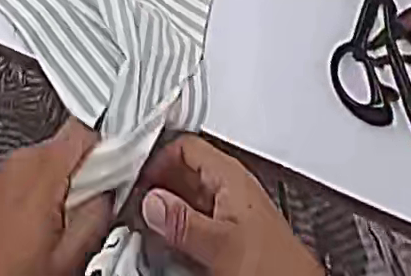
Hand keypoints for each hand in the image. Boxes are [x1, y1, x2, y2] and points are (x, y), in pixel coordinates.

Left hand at [0, 119, 113, 275]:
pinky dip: (46, 190)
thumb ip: (99, 212)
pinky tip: (43, 226)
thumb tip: (113, 190)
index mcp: (40, 167)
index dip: (110, 149)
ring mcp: (5, 170)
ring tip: (63, 225)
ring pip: (54, 159)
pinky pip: (34, 172)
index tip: (119, 171)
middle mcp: (20, 159)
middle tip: (91, 209)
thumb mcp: (69, 255)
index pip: (87, 130)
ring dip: (67, 183)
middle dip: (88, 172)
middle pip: (70, 145)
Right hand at [137, 136, 321, 275]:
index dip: (158, 157)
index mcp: (230, 175)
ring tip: (145, 221)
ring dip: (165, 206)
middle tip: (134, 200)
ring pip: (187, 196)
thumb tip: (151, 202)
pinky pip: (195, 218)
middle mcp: (229, 188)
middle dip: (158, 183)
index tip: (136, 176)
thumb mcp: (221, 243)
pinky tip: (166, 240)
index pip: (185, 146)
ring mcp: (229, 211)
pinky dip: (177, 225)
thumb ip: (183, 221)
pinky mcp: (230, 234)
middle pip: (184, 170)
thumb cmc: (276, 266)